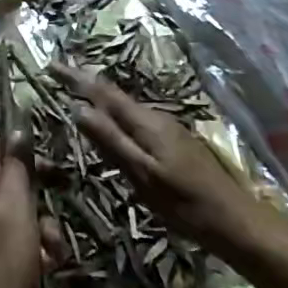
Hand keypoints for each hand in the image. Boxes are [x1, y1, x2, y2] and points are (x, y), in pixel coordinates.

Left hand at [0, 131, 41, 287]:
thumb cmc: (6, 253)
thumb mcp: (17, 202)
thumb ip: (18, 164)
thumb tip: (16, 128)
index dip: (22, 142)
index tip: (50, 148)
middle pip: (16, 176)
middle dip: (41, 190)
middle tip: (61, 191)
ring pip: (28, 208)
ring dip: (46, 225)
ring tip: (50, 247)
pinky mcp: (2, 248)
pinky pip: (28, 235)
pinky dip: (41, 246)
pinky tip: (48, 263)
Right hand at [50, 63, 259, 244]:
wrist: (236, 222)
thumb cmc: (185, 203)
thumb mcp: (141, 174)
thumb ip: (110, 140)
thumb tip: (78, 107)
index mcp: (145, 122)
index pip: (102, 92)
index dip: (75, 77)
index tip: (50, 65)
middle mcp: (155, 118)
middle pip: (113, 96)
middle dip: (84, 86)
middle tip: (57, 80)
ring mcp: (167, 130)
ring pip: (124, 110)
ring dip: (99, 102)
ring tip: (74, 100)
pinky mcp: (173, 144)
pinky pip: (134, 122)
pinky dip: (114, 119)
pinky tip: (108, 129)